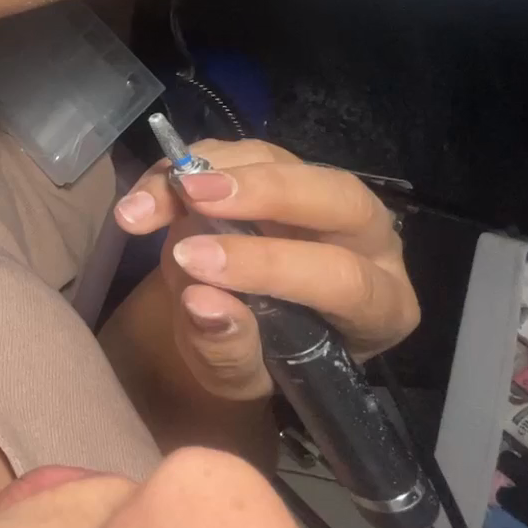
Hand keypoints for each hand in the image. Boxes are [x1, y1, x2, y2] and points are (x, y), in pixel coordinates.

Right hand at [114, 139, 419, 400]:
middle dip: (261, 191)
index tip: (194, 260)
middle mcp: (365, 242)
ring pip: (276, 159)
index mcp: (377, 307)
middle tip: (191, 193)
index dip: (268, 265)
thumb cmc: (247, 357)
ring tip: (155, 196)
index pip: (341, 277)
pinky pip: (229, 151)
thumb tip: (202, 303)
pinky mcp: (266, 169)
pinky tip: (150, 191)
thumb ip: (225, 347)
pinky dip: (182, 165)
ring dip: (209, 168)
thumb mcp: (235, 375)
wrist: (223, 319)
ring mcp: (313, 196)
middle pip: (335, 197)